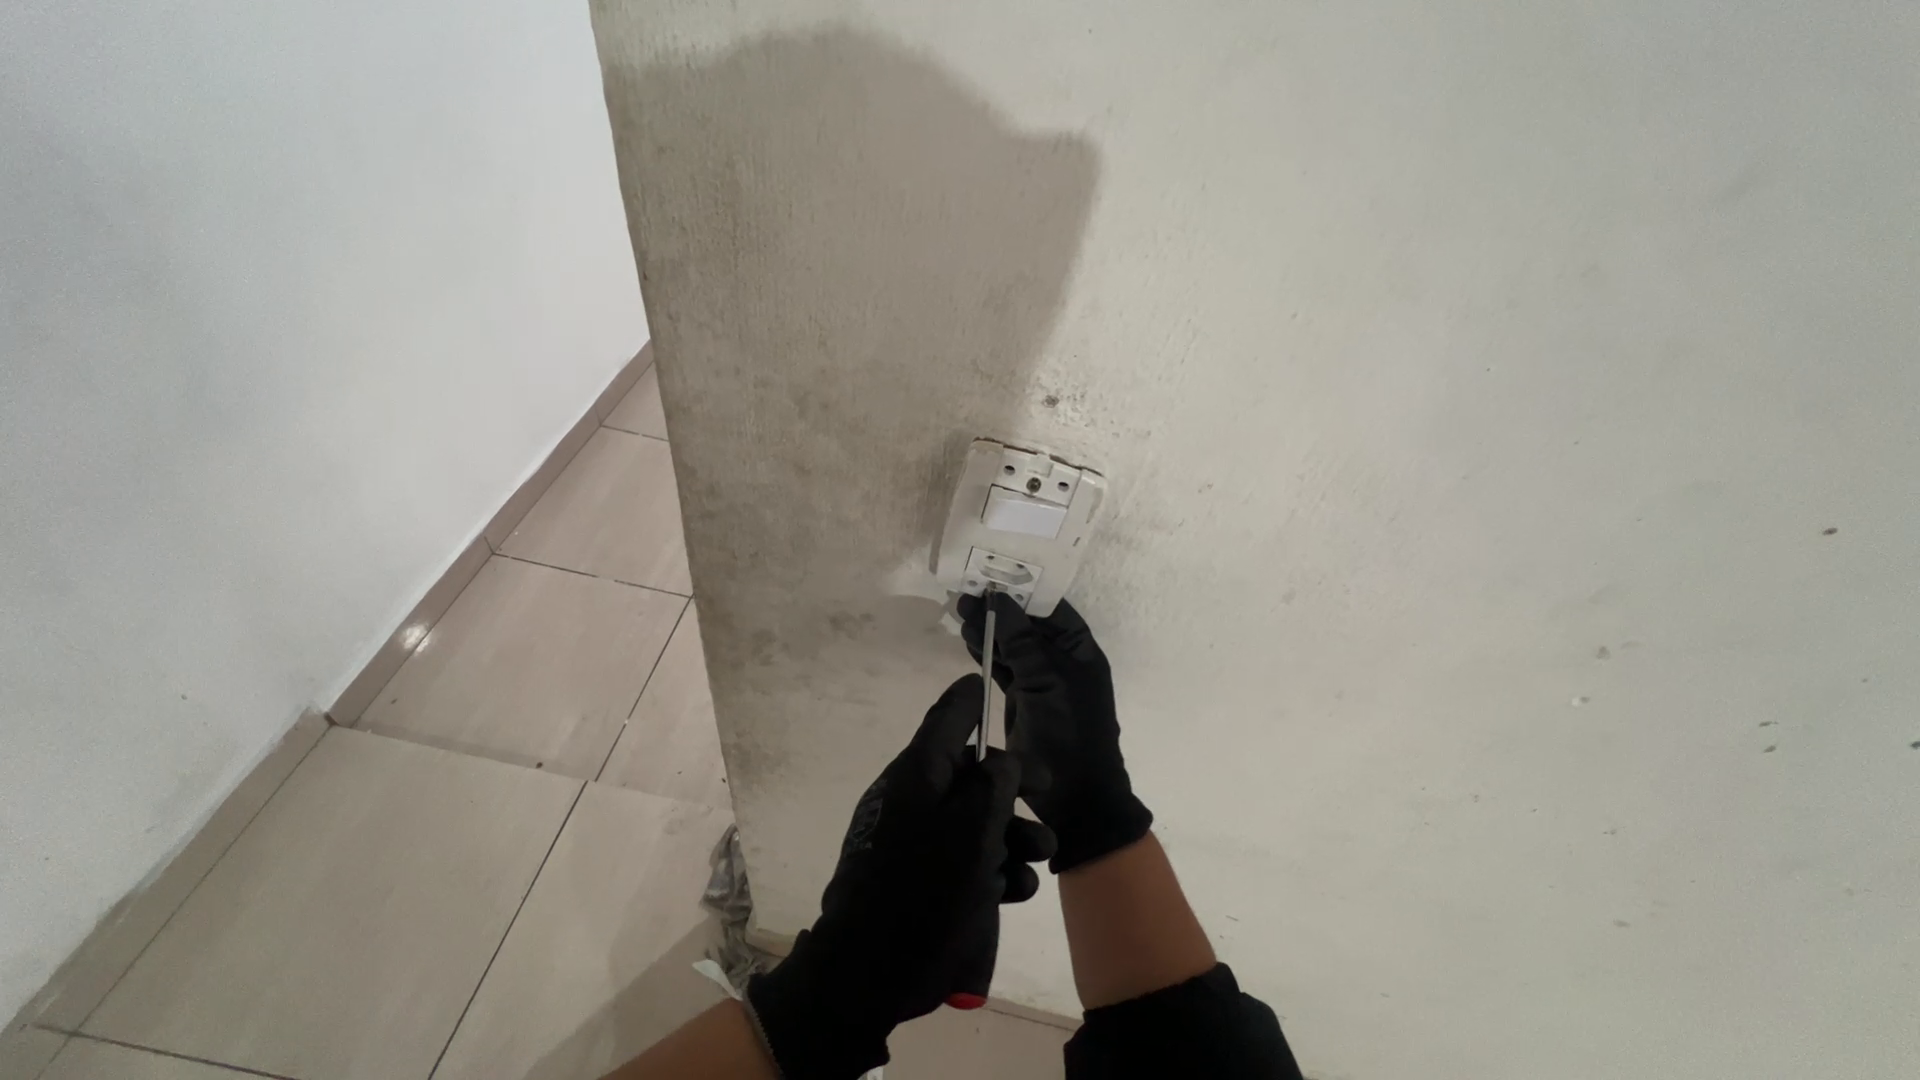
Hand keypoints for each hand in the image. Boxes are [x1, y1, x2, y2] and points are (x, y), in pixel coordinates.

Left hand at [744, 674, 1055, 1078]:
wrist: (871, 971)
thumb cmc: (922, 889)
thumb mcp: (969, 829)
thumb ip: (993, 784)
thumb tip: (1003, 758)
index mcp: (918, 774)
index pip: (947, 718)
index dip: (971, 698)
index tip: (989, 683)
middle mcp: (917, 799)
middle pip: (973, 774)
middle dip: (1013, 787)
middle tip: (1047, 795)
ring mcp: (920, 841)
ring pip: (978, 821)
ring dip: (1014, 834)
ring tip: (1038, 855)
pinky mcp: (927, 879)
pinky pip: (969, 859)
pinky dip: (997, 869)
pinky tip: (1016, 890)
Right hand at [959, 592, 1152, 873]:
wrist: (1075, 796)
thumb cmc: (1069, 733)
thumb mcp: (1047, 681)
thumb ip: (1022, 641)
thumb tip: (1001, 599)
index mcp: (1080, 652)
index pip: (1052, 609)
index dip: (1026, 592)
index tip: (997, 575)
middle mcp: (1062, 662)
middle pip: (1029, 626)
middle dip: (1001, 610)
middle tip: (968, 595)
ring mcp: (1042, 683)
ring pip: (1013, 647)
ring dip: (990, 631)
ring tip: (962, 611)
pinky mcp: (1024, 702)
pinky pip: (1005, 670)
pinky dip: (988, 654)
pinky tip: (970, 639)